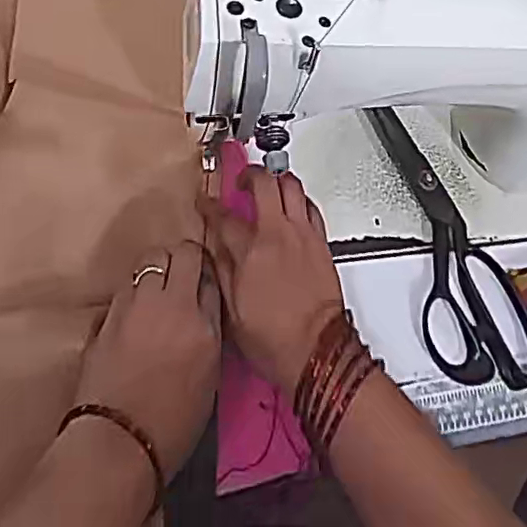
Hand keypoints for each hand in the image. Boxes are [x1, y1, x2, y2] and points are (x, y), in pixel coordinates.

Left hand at [74, 241, 220, 475]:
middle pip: (170, 251)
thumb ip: (209, 322)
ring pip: (143, 265)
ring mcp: (128, 308)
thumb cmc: (176, 418)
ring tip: (156, 301)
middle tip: (180, 283)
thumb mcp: (210, 369)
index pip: (201, 263)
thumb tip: (204, 291)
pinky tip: (134, 320)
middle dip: (177, 260)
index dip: (202, 266)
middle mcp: (161, 301)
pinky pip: (122, 292)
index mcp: (194, 315)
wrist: (118, 445)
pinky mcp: (103, 320)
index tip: (202, 278)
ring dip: (152, 275)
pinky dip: (131, 297)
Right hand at [201, 169, 344, 394]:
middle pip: (264, 183)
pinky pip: (311, 206)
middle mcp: (277, 235)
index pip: (224, 217)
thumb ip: (221, 272)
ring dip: (278, 179)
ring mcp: (302, 235)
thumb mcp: (232, 312)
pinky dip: (300, 199)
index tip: (205, 204)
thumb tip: (212, 249)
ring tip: (270, 182)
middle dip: (249, 174)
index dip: (210, 207)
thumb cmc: (277, 340)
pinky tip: (295, 205)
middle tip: (242, 180)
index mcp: (250, 252)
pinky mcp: (321, 242)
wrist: (316, 351)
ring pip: (292, 186)